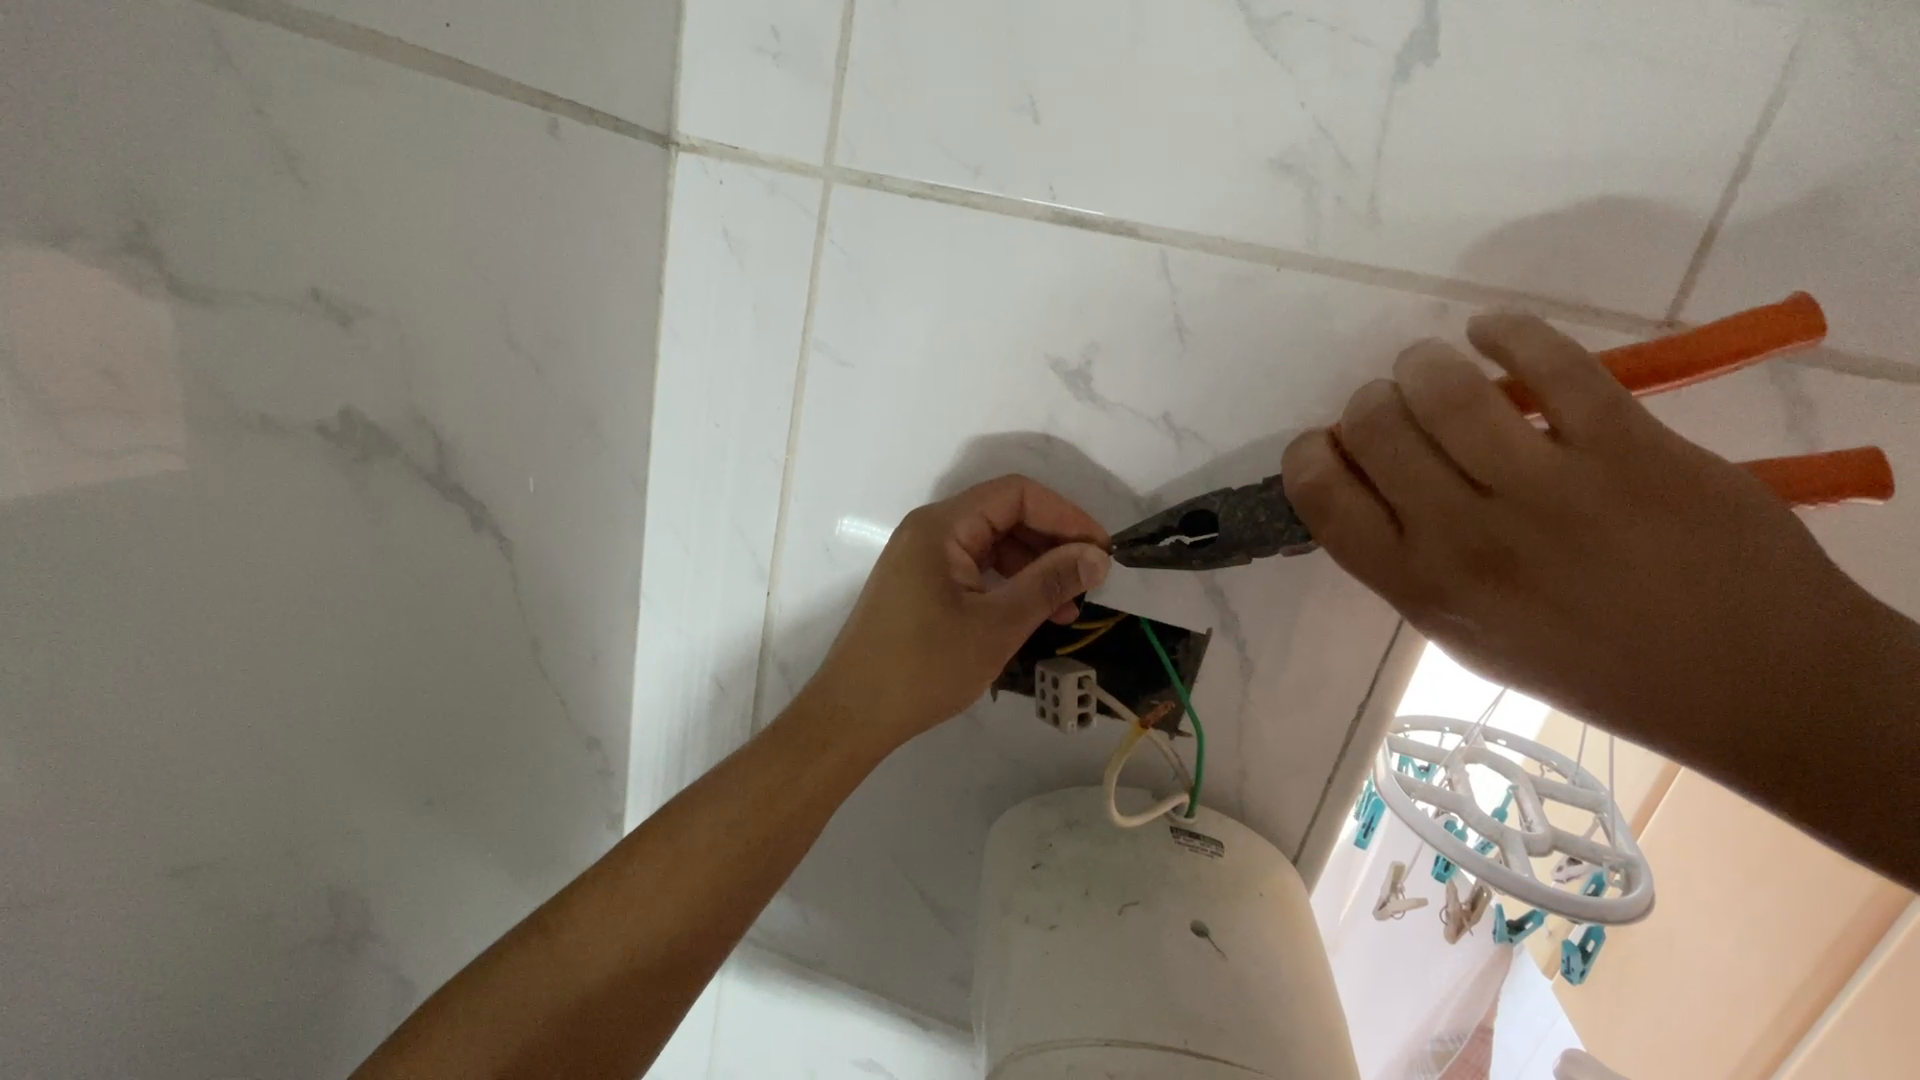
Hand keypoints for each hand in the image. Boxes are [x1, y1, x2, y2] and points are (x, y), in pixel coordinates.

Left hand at [800, 475, 1111, 749]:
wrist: (853, 714)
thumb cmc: (924, 667)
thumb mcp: (997, 625)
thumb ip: (1050, 583)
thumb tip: (1098, 556)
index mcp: (942, 526)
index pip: (1016, 494)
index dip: (1065, 516)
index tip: (1101, 551)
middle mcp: (930, 531)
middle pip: (1004, 515)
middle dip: (1051, 544)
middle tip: (1090, 581)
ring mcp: (922, 559)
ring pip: (992, 545)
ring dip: (1034, 568)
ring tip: (1067, 609)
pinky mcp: (920, 585)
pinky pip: (974, 569)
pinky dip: (1008, 585)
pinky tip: (1033, 614)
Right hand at [1281, 313, 1883, 737]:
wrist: (1746, 679)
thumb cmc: (1586, 666)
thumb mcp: (1463, 633)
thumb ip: (1406, 562)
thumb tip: (1368, 483)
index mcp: (1421, 585)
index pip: (1322, 495)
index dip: (1310, 454)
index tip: (1332, 446)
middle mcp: (1466, 536)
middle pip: (1374, 427)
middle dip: (1370, 402)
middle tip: (1394, 405)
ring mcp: (1548, 489)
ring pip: (1445, 388)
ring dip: (1424, 363)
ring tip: (1434, 366)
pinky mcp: (1628, 446)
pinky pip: (1550, 363)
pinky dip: (1507, 331)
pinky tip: (1493, 331)